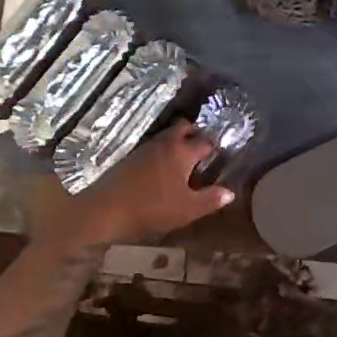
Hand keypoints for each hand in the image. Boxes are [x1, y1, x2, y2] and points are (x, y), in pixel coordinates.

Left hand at [33, 121, 235, 246]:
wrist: (106, 208)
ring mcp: (145, 148)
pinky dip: (162, 152)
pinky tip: (162, 170)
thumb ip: (210, 199)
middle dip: (194, 133)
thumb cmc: (152, 208)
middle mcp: (164, 143)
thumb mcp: (187, 209)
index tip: (221, 153)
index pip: (205, 141)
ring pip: (166, 136)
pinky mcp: (131, 157)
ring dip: (177, 142)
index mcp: (182, 152)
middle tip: (202, 149)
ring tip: (184, 160)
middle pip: (183, 127)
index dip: (215, 146)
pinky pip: (153, 147)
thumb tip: (230, 192)